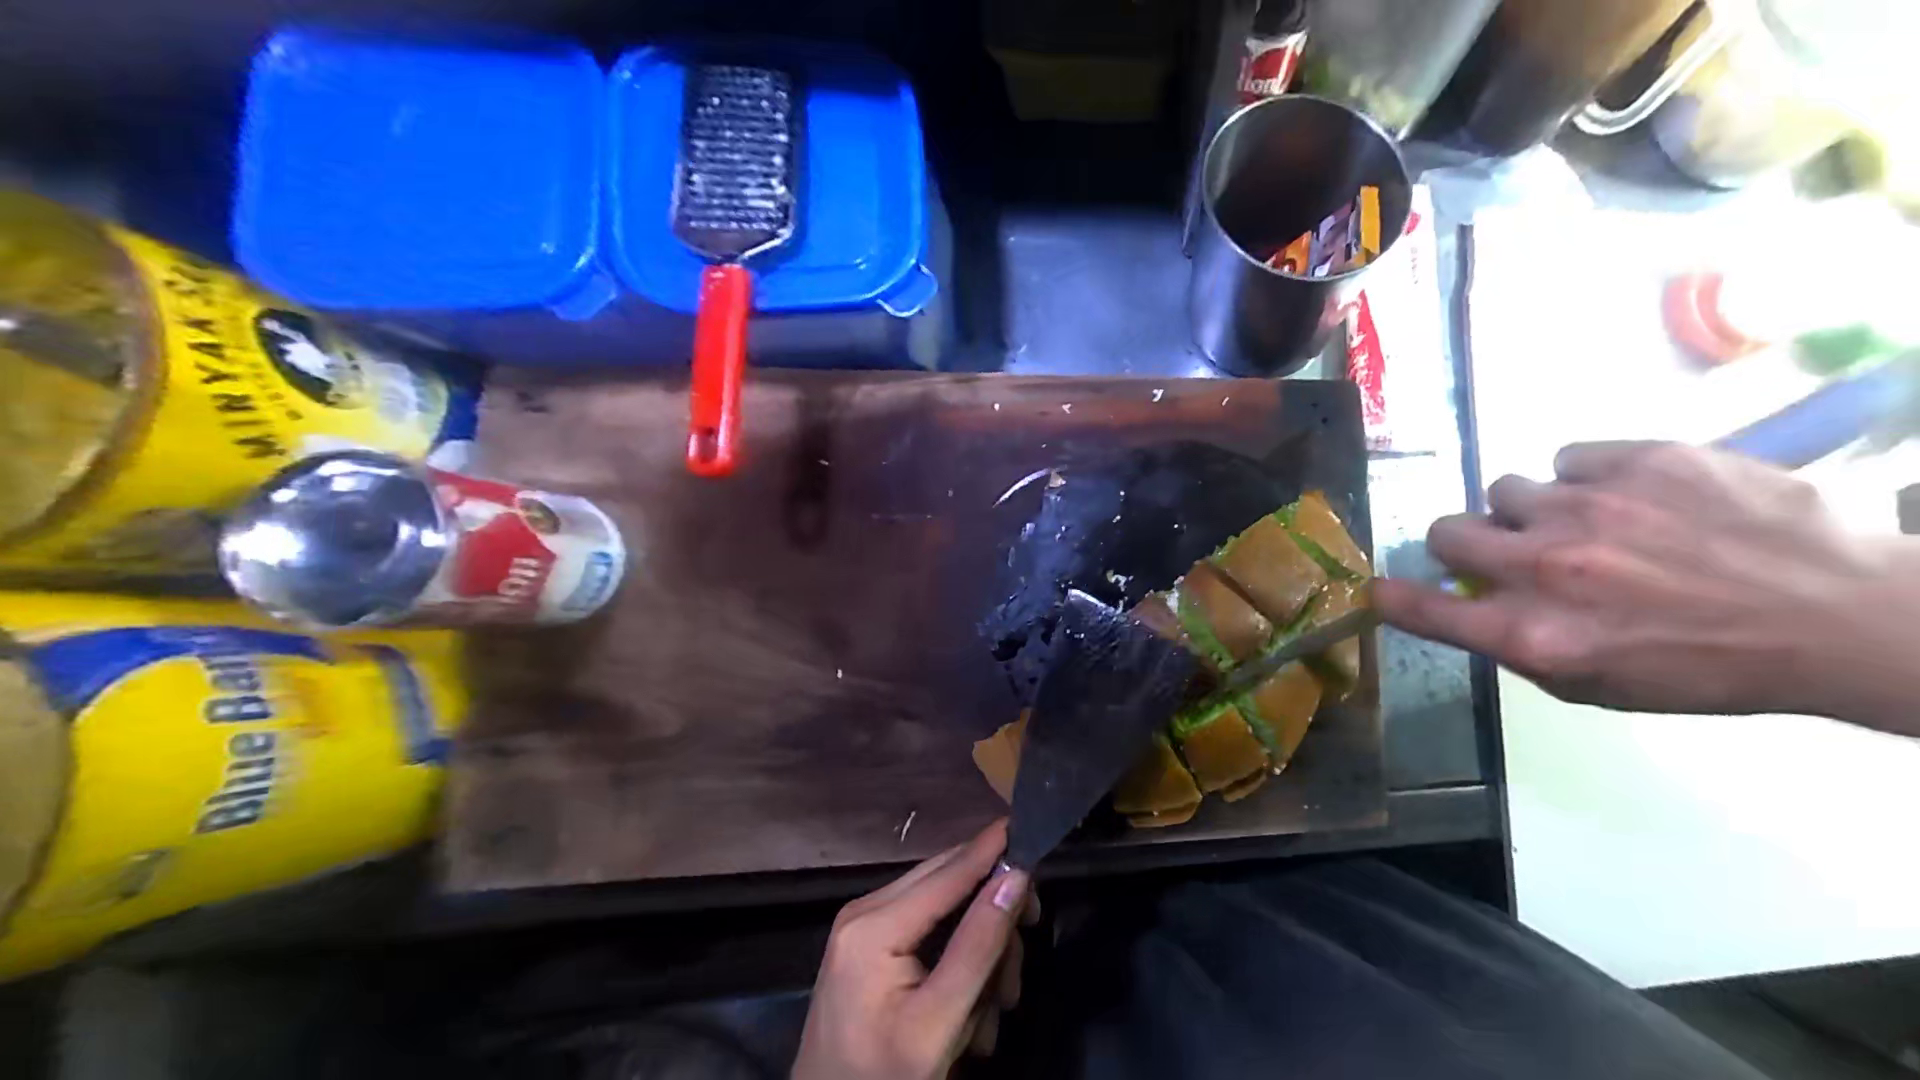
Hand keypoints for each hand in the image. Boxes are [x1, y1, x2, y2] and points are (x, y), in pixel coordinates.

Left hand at [793, 820, 1035, 1079]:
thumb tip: (1016, 877)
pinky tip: (970, 1008)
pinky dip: (957, 958)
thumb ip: (978, 948)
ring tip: (992, 1010)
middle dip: (992, 919)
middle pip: (948, 882)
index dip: (991, 849)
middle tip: (1017, 971)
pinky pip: (928, 929)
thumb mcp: (938, 1025)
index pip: (948, 871)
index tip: (1028, 826)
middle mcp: (866, 909)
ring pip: (944, 906)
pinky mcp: (869, 944)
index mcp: (874, 924)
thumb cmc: (882, 1077)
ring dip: (979, 950)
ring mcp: (864, 925)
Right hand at [1375, 441, 1919, 729]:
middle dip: (1466, 541)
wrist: (1852, 616)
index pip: (1421, 607)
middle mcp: (1546, 566)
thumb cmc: (1709, 666)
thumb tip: (1466, 599)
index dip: (1392, 596)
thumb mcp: (1597, 685)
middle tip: (1508, 549)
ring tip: (1592, 523)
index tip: (1382, 589)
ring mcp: (1590, 506)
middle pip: (1446, 531)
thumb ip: (1514, 642)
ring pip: (1508, 489)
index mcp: (1534, 633)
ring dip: (1533, 509)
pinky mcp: (1641, 459)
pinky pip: (1568, 459)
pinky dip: (1588, 479)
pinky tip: (1637, 499)